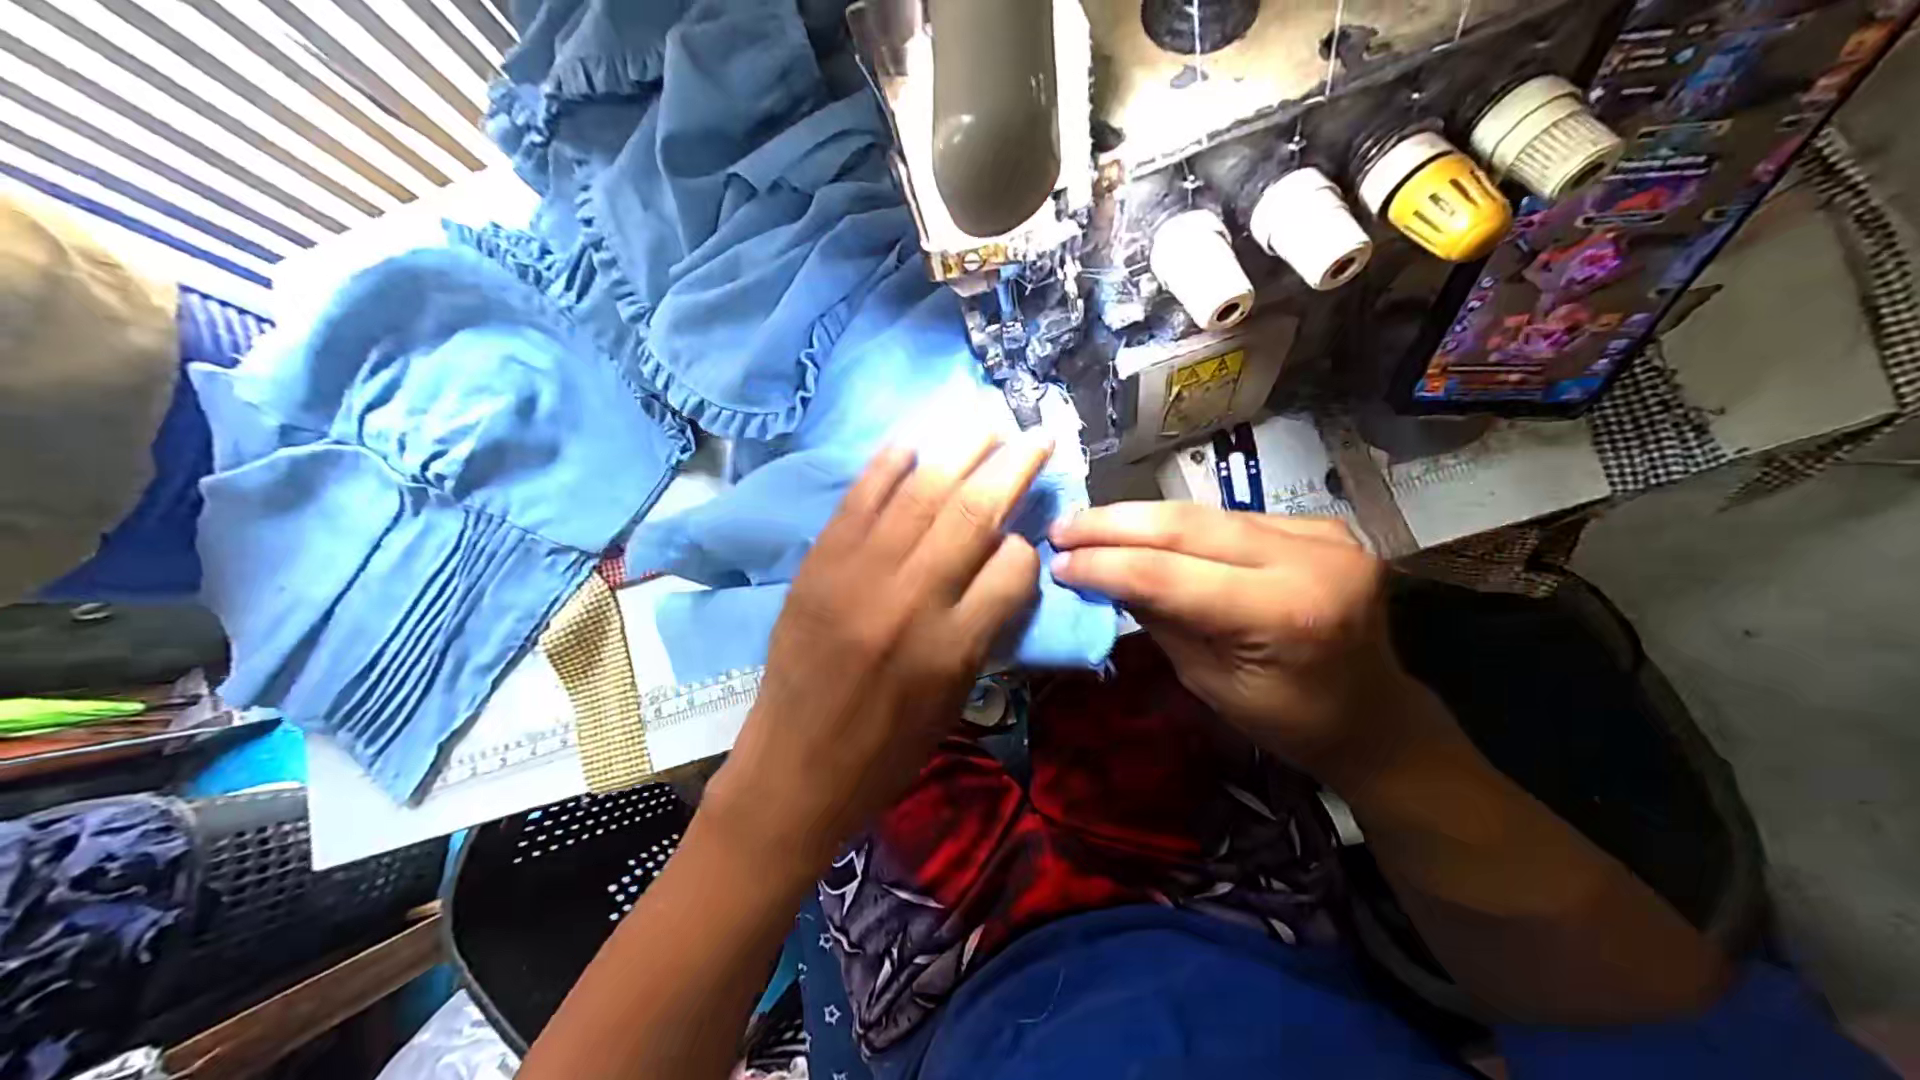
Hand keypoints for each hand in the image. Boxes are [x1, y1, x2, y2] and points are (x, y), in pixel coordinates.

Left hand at [709, 434, 1048, 863]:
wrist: (794, 769)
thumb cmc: (886, 752)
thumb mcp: (955, 699)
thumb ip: (984, 628)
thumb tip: (1004, 564)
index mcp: (953, 646)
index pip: (1013, 567)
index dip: (1026, 549)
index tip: (1024, 545)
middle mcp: (910, 599)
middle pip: (973, 512)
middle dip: (1013, 466)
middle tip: (1037, 433)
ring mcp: (858, 574)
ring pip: (920, 493)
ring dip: (959, 449)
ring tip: (986, 419)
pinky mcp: (818, 563)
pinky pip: (858, 499)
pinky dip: (888, 464)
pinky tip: (914, 440)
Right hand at [1049, 503, 1442, 786]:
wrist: (1376, 716)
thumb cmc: (1288, 720)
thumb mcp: (1208, 681)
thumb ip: (1158, 618)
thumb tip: (1101, 575)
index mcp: (1283, 613)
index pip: (1169, 574)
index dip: (1104, 564)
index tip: (1056, 561)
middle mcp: (1309, 559)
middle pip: (1187, 526)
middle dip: (1113, 525)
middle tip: (1063, 528)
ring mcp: (1323, 535)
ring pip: (1207, 514)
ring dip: (1142, 519)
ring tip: (1091, 525)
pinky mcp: (1323, 525)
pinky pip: (1234, 519)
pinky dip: (1184, 526)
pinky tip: (1147, 531)